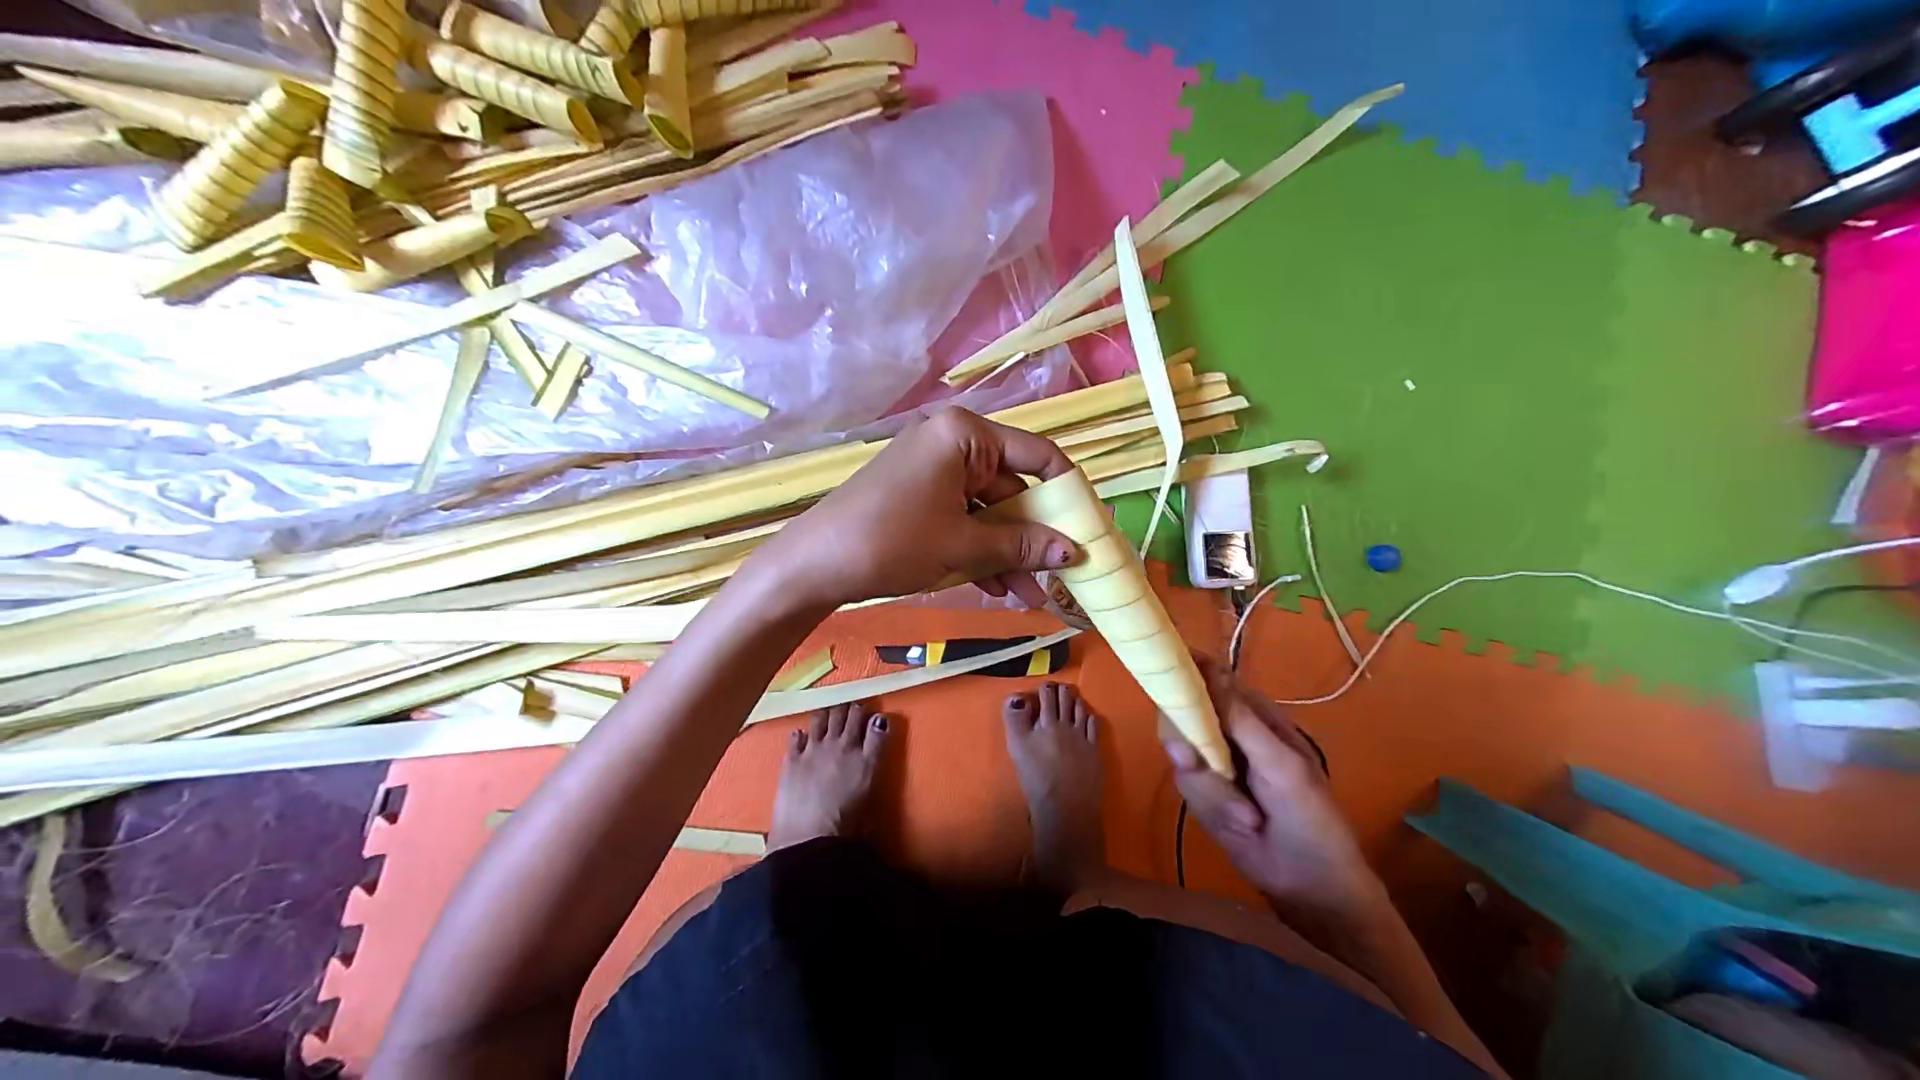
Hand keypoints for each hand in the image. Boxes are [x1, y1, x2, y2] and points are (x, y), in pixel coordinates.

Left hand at [754, 408, 1080, 609]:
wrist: (814, 564)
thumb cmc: (892, 541)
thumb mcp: (963, 547)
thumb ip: (1022, 547)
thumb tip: (1075, 552)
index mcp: (964, 435)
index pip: (1038, 455)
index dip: (1067, 493)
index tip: (1089, 529)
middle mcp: (951, 443)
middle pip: (1012, 487)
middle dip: (1033, 538)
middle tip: (1060, 577)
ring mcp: (933, 470)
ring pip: (987, 512)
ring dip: (1008, 553)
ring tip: (1030, 598)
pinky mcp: (919, 496)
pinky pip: (962, 519)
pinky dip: (979, 550)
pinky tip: (996, 588)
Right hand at [1166, 656, 1381, 913]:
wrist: (1311, 885)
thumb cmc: (1310, 816)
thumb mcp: (1280, 763)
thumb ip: (1240, 718)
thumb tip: (1206, 666)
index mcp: (1254, 715)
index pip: (1211, 680)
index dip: (1187, 675)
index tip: (1167, 682)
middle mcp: (1227, 732)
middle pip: (1183, 717)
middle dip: (1192, 747)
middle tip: (1197, 765)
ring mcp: (1213, 764)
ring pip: (1182, 756)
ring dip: (1212, 790)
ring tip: (1247, 816)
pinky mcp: (1202, 794)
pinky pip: (1186, 787)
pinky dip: (1209, 808)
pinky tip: (1239, 825)